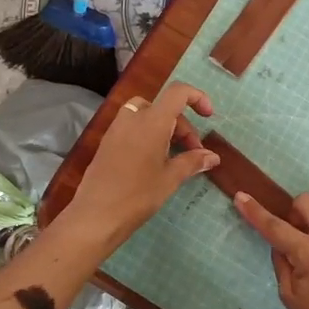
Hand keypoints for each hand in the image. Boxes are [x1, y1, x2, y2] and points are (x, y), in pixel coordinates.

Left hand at [68, 82, 217, 240]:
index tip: (208, 116)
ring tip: (172, 156)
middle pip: (164, 107)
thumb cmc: (137, 196)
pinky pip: (132, 126)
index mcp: (152, 121)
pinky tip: (152, 161)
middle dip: (183, 125)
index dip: (197, 97)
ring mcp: (116, 128)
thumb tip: (212, 157)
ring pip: (146, 115)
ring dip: (165, 128)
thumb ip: (192, 162)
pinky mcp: (107, 141)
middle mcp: (132, 117)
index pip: (178, 92)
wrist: (95, 216)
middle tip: (192, 152)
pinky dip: (147, 134)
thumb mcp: (170, 179)